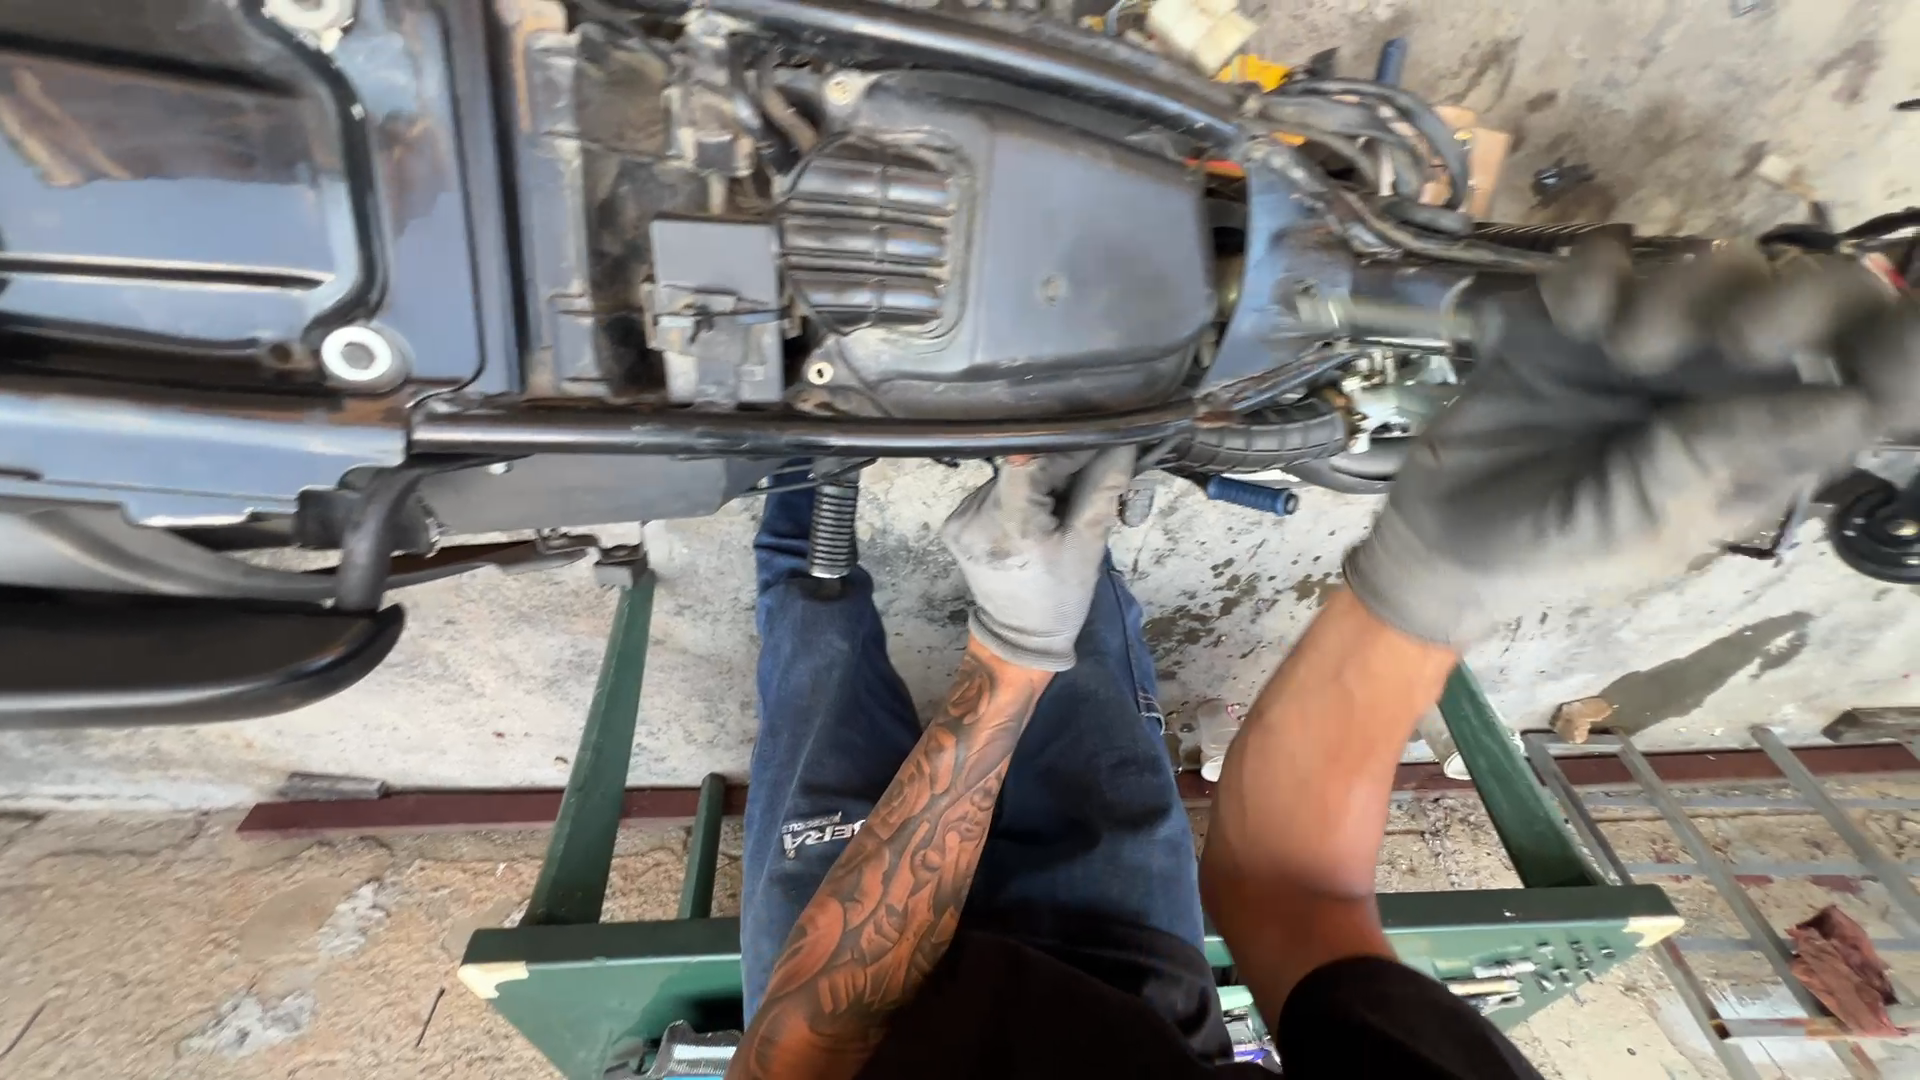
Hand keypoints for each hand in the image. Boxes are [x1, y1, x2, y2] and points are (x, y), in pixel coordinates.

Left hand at [941, 448, 1135, 670]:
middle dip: (1058, 468)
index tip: (1096, 449)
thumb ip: (1104, 486)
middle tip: (1088, 480)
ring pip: (1008, 477)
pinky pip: (994, 493)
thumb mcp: (1090, 543)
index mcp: (1010, 526)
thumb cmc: (1061, 595)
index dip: (1067, 450)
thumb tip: (1121, 440)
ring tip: (1061, 505)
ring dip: (1038, 481)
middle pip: (1020, 467)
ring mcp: (959, 519)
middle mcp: (974, 517)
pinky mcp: (955, 522)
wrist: (1020, 635)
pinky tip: (1035, 515)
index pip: (1033, 461)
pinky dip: (1019, 495)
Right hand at [1346, 240, 1919, 646]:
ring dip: (1672, 290)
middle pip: (1799, 301)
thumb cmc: (1548, 556)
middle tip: (1728, 339)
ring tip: (1615, 341)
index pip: (1874, 377)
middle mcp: (1711, 386)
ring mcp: (1628, 353)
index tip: (1862, 346)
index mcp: (1761, 442)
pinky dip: (1586, 275)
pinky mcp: (1554, 334)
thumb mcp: (1640, 528)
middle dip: (1779, 303)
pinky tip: (1563, 313)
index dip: (1900, 346)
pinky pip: (1592, 270)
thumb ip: (1719, 459)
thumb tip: (1851, 401)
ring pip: (1700, 271)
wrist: (1435, 547)